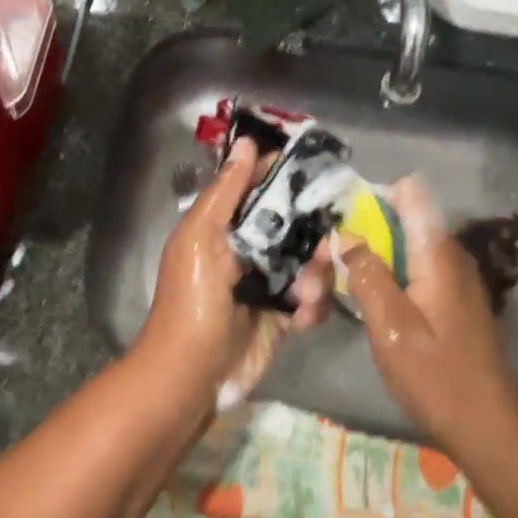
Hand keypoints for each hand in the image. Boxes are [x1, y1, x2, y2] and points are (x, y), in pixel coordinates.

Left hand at [135, 140, 329, 401]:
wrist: (192, 375)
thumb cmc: (192, 300)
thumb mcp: (202, 238)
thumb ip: (226, 192)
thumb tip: (248, 142)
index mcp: (223, 224)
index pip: (259, 187)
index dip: (285, 176)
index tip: (317, 168)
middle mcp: (246, 248)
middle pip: (293, 225)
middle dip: (313, 233)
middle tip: (326, 244)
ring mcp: (265, 282)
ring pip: (308, 262)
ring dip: (316, 275)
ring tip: (307, 293)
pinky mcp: (281, 315)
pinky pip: (310, 300)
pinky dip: (312, 307)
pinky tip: (301, 317)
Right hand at [338, 177, 517, 450]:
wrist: (488, 428)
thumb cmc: (437, 375)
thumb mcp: (391, 326)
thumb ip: (367, 273)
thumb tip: (345, 233)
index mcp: (435, 251)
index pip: (406, 191)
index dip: (366, 198)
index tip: (332, 222)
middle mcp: (443, 254)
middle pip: (388, 225)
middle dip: (347, 244)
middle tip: (310, 279)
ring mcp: (443, 278)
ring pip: (389, 254)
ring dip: (352, 271)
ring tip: (312, 306)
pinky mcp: (440, 301)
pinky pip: (400, 277)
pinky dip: (371, 288)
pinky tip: (339, 313)